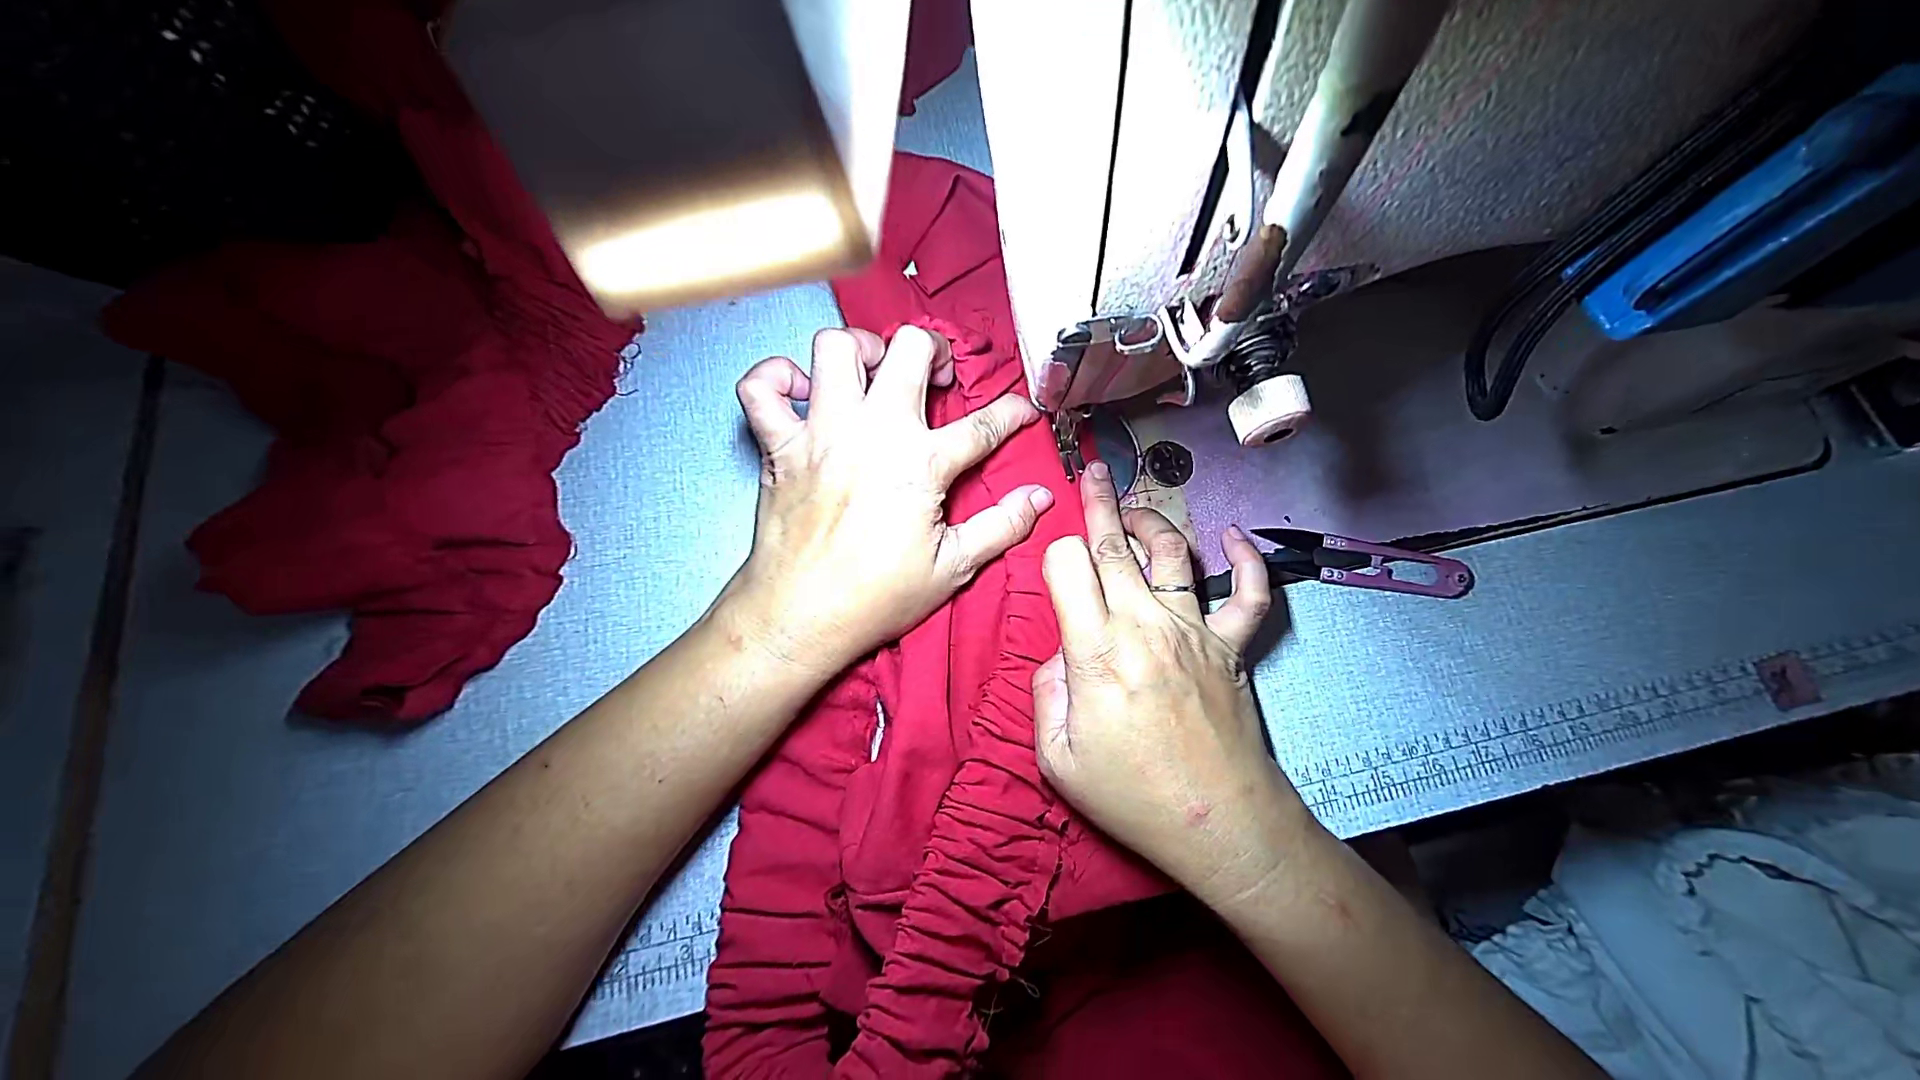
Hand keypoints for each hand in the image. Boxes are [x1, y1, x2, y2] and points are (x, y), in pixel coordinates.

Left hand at [721, 325, 1049, 677]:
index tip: (1018, 412)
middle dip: (933, 350)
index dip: (1012, 413)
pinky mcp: (780, 446)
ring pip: (835, 346)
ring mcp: (821, 434)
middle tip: (935, 374)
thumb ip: (1002, 525)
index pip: (983, 423)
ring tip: (873, 371)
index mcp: (920, 464)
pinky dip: (776, 377)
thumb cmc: (871, 598)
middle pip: (909, 349)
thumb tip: (1038, 499)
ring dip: (860, 348)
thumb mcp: (953, 567)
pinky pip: (761, 386)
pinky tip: (802, 391)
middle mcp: (871, 434)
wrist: (800, 617)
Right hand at [1033, 462, 1304, 901]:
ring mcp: (1195, 632)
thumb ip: (1046, 693)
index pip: (1068, 567)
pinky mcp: (1232, 648)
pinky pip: (1248, 595)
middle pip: (1114, 548)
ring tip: (1133, 509)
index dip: (1054, 550)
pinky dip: (1246, 561)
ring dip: (1151, 523)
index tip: (1052, 557)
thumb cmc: (1134, 797)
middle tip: (1092, 472)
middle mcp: (1146, 627)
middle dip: (1098, 503)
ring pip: (1173, 556)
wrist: (1220, 827)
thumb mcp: (1058, 758)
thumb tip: (1063, 655)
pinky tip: (1234, 538)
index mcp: (1097, 651)